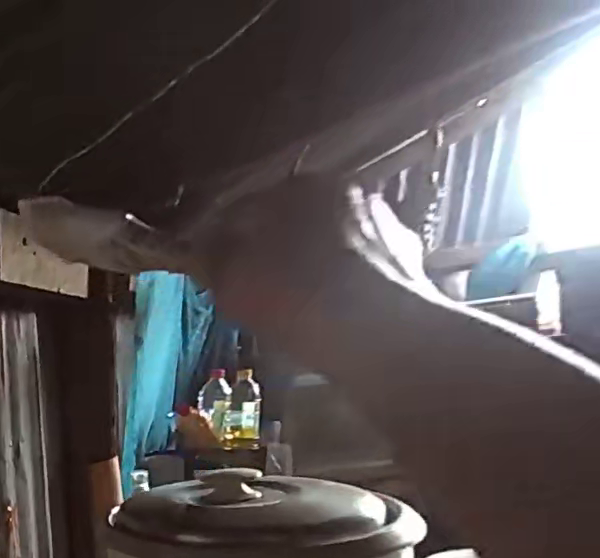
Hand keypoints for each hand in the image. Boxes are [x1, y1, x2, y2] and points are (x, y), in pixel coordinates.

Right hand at [191, 177, 435, 354]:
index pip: (235, 211)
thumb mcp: (227, 284)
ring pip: (320, 233)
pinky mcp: (400, 242)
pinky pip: (352, 253)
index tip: (204, 266)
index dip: (214, 240)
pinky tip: (322, 297)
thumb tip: (199, 248)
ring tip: (285, 291)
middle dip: (263, 243)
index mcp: (290, 190)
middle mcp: (337, 188)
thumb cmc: (287, 298)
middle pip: (284, 218)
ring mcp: (376, 213)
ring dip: (301, 255)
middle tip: (244, 279)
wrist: (371, 326)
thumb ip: (209, 259)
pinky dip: (335, 269)